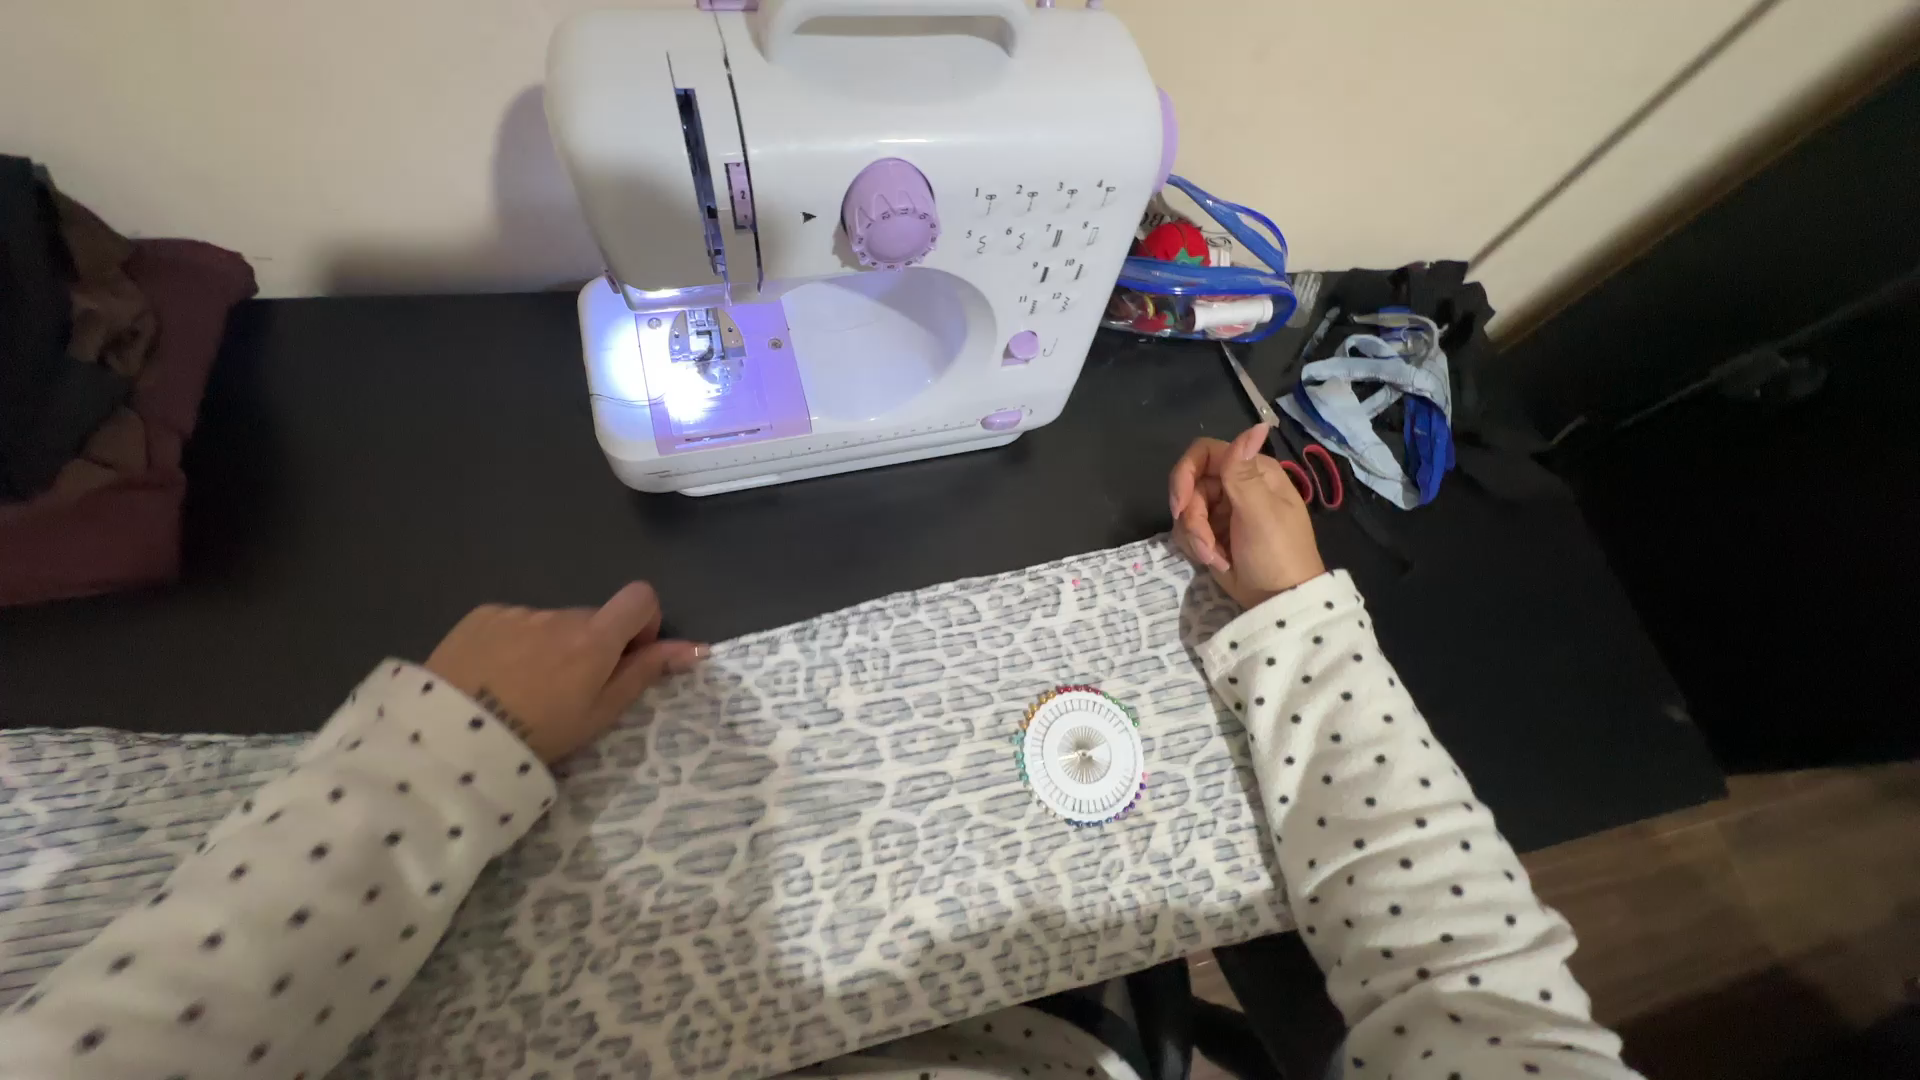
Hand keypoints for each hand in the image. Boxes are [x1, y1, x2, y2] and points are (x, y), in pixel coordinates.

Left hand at [425, 583, 706, 762]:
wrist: (450, 743)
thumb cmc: (540, 734)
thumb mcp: (601, 713)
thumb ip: (647, 672)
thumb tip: (696, 647)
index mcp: (595, 637)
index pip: (641, 597)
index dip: (643, 622)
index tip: (626, 655)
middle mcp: (560, 614)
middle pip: (593, 618)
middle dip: (590, 645)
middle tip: (566, 691)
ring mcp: (518, 612)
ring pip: (551, 624)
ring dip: (550, 647)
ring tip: (521, 689)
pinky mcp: (482, 616)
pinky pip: (514, 622)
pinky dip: (514, 644)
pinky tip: (493, 676)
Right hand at [1169, 423, 1326, 608]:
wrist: (1279, 602)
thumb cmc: (1278, 553)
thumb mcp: (1260, 512)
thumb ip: (1243, 472)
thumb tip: (1257, 425)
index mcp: (1252, 471)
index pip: (1204, 453)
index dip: (1185, 474)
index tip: (1180, 504)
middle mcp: (1235, 485)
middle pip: (1190, 486)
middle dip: (1192, 518)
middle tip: (1204, 544)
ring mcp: (1222, 511)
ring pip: (1186, 511)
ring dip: (1195, 537)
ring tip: (1215, 558)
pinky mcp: (1212, 533)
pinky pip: (1187, 530)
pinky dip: (1197, 547)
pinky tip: (1217, 561)